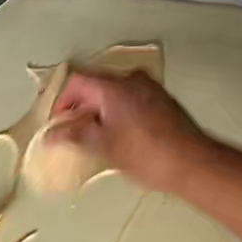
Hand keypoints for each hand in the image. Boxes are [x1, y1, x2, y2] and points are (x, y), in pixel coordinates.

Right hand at [49, 68, 217, 193]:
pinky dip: (118, 109)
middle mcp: (131, 79)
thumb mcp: (103, 147)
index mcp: (113, 86)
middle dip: (80, 105)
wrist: (193, 163)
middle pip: (95, 83)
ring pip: (114, 90)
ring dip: (100, 108)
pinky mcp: (162, 99)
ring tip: (97, 134)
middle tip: (75, 131)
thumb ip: (74, 136)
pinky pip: (131, 96)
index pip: (77, 80)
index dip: (62, 101)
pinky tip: (121, 133)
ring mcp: (149, 87)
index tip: (59, 124)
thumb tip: (49, 134)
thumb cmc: (144, 155)